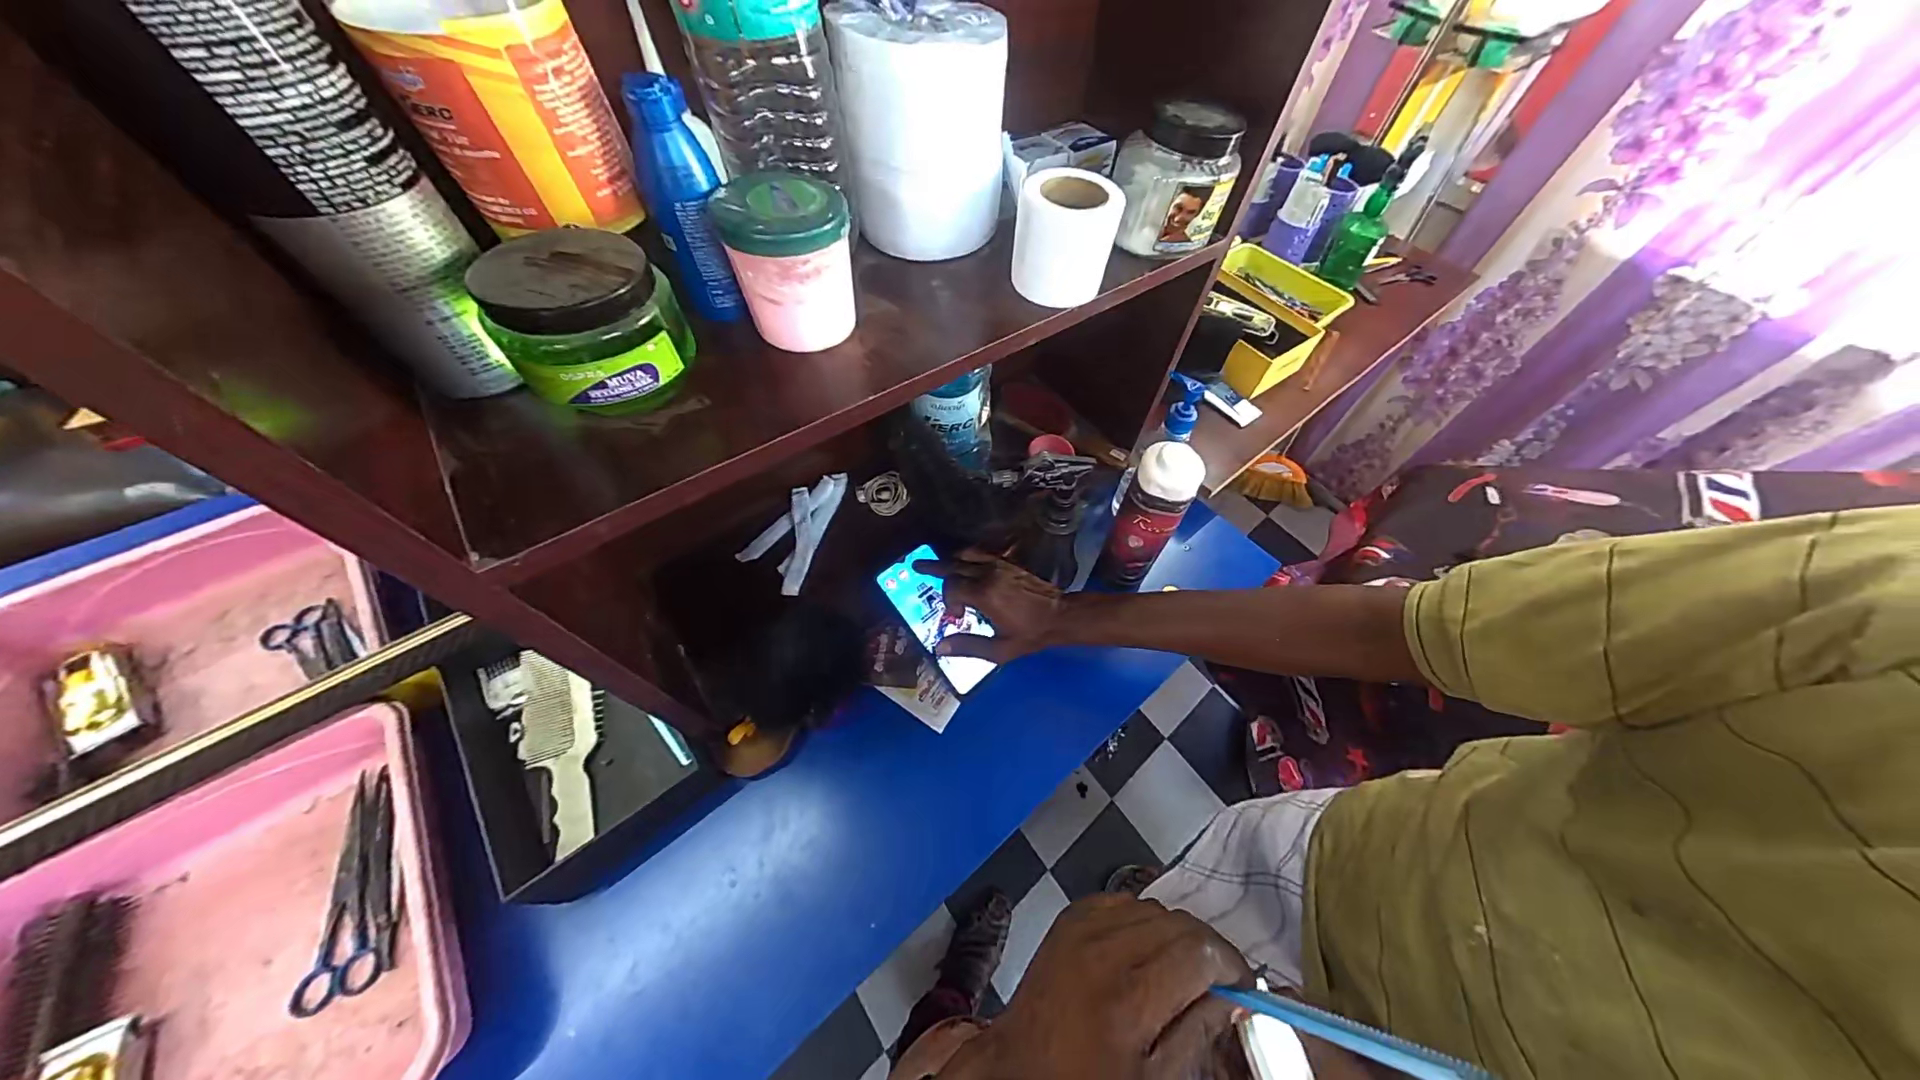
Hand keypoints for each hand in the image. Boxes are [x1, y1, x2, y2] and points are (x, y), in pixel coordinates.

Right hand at [914, 550, 1069, 664]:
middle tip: (917, 568)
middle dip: (937, 571)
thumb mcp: (1000, 649)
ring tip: (937, 563)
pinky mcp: (1008, 563)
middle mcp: (989, 575)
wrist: (1061, 616)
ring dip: (950, 560)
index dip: (947, 601)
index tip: (956, 617)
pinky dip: (967, 556)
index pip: (951, 587)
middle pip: (953, 567)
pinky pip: (981, 553)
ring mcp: (999, 566)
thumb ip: (968, 647)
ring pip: (966, 555)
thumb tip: (940, 648)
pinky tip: (963, 562)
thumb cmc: (1031, 634)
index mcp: (984, 594)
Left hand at [941, 894, 1254, 1079]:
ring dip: (1174, 933)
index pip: (1200, 951)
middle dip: (1208, 950)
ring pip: (1153, 907)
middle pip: (1180, 923)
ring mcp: (1083, 927)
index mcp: (1131, 995)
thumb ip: (1196, 1034)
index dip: (1232, 966)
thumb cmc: (1090, 1078)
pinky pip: (1120, 901)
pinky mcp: (1069, 918)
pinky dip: (1139, 919)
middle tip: (1216, 982)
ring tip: (1178, 968)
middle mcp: (1107, 949)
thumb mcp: (1154, 1079)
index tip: (1242, 989)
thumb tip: (1233, 1000)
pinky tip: (1140, 949)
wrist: (1021, 1064)